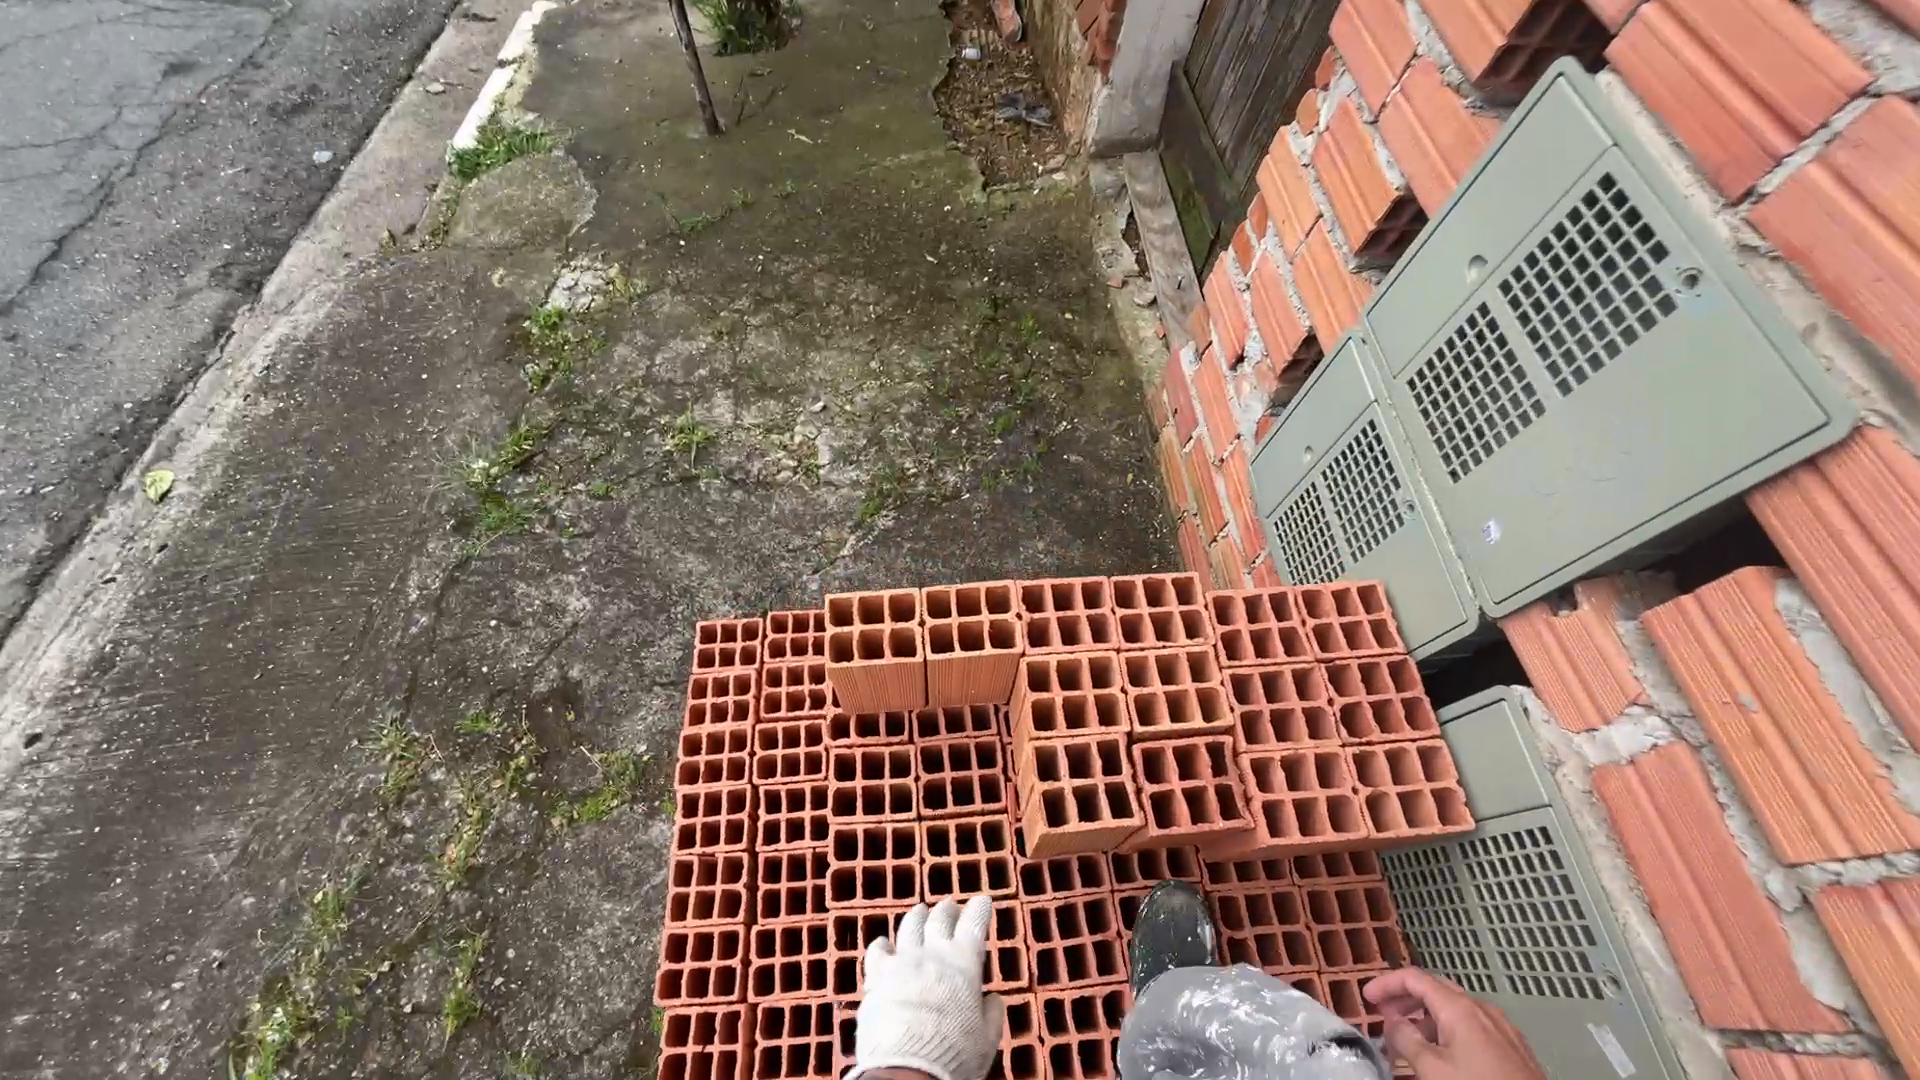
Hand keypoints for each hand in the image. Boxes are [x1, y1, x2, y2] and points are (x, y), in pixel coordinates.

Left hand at [849, 896, 1004, 1079]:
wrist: (907, 1069)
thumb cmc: (954, 1054)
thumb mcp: (986, 1039)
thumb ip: (992, 1014)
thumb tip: (993, 998)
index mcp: (963, 962)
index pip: (974, 924)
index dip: (980, 910)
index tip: (983, 901)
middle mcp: (932, 953)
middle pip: (940, 919)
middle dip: (947, 910)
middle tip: (950, 906)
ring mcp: (902, 961)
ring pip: (909, 927)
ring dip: (917, 917)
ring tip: (920, 911)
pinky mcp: (877, 977)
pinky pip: (878, 952)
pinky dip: (883, 945)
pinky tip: (883, 943)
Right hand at [1363, 968, 1545, 1079]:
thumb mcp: (1431, 1069)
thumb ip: (1405, 1039)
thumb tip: (1392, 1020)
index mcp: (1459, 1007)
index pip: (1413, 977)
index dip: (1385, 983)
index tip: (1366, 998)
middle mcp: (1481, 1009)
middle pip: (1435, 988)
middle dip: (1406, 998)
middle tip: (1385, 1014)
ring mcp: (1502, 1028)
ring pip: (1455, 1009)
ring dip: (1427, 1016)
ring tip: (1411, 1038)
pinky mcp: (1514, 1049)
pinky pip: (1473, 1027)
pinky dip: (1449, 1029)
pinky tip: (1445, 1052)